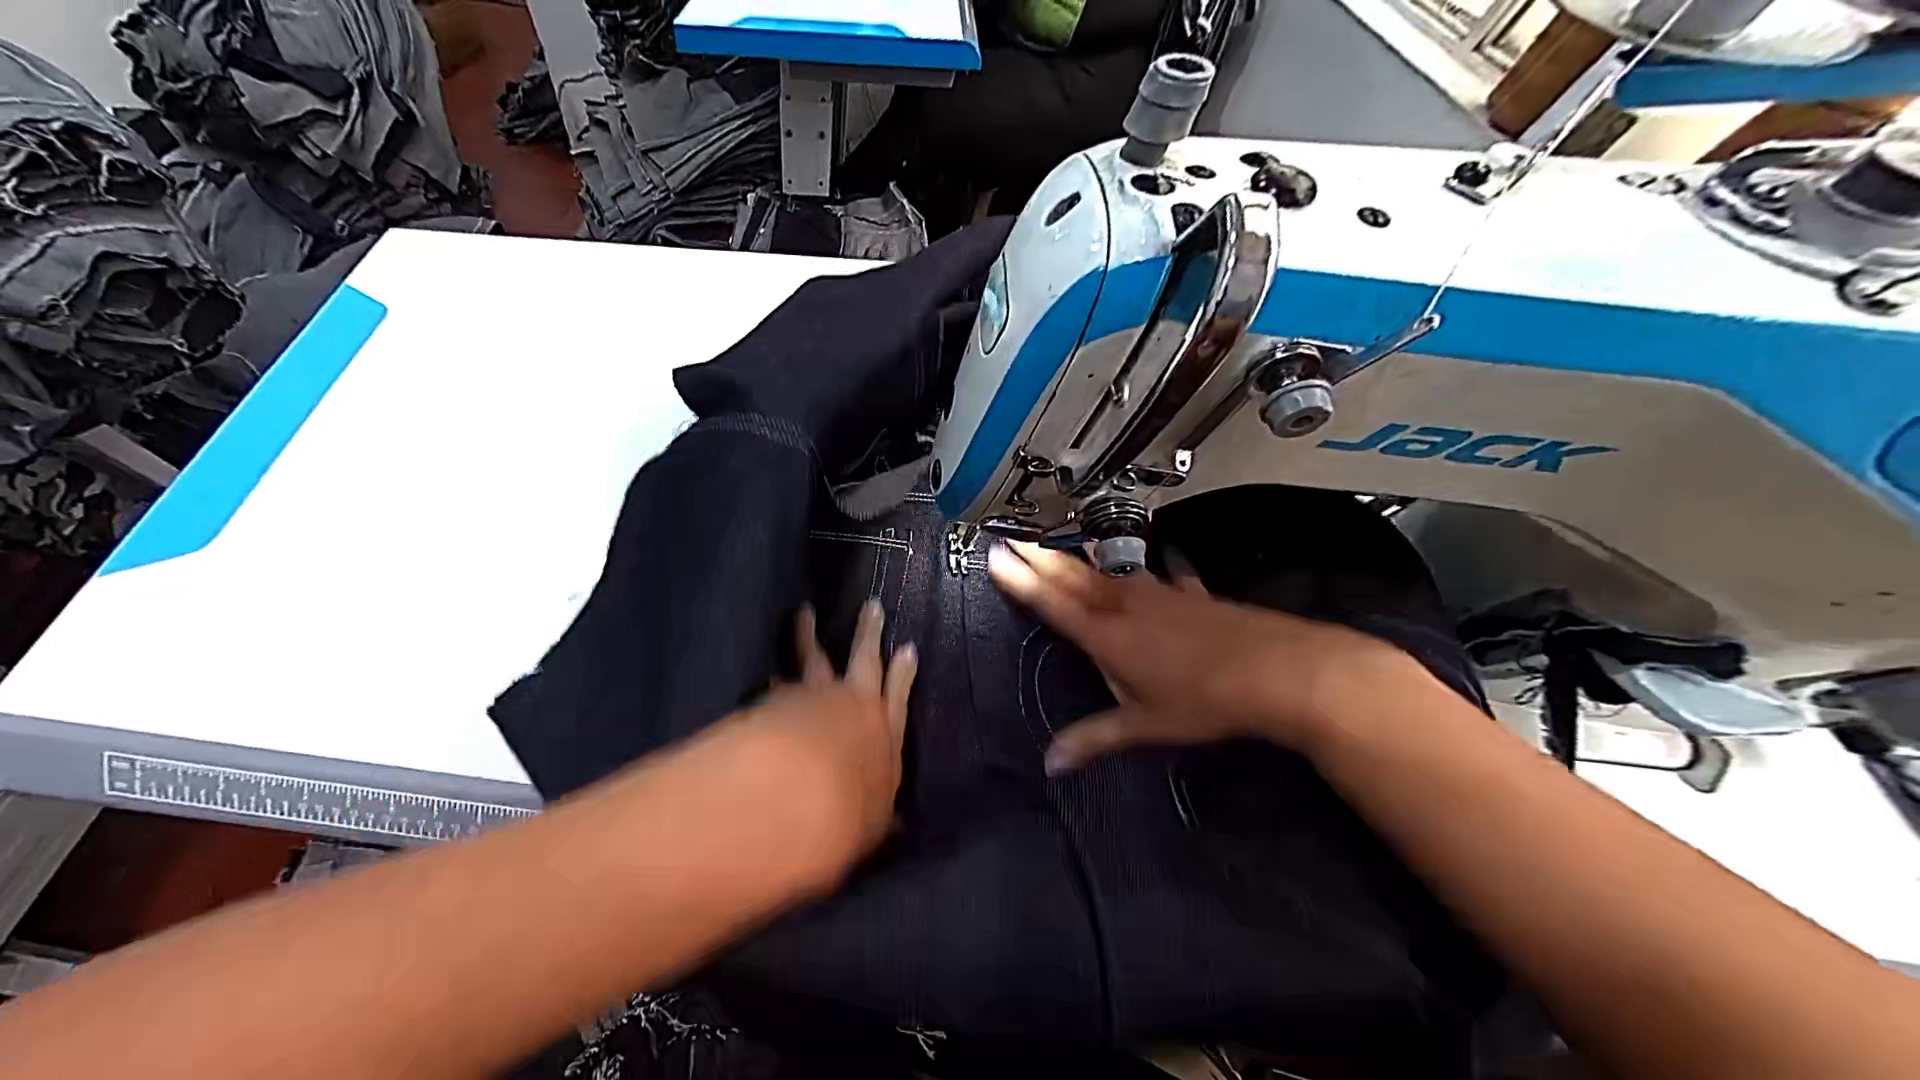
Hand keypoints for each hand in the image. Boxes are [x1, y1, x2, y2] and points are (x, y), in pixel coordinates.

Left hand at [722, 599, 916, 878]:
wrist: (803, 799)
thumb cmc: (847, 820)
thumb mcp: (872, 828)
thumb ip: (880, 819)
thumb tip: (896, 825)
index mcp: (886, 738)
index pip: (899, 699)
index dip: (903, 674)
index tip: (907, 649)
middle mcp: (857, 708)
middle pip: (866, 661)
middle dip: (869, 634)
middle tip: (871, 607)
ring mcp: (818, 698)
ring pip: (816, 658)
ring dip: (810, 635)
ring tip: (805, 612)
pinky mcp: (781, 699)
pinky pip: (779, 683)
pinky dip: (776, 677)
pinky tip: (769, 671)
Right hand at [988, 540, 1427, 770]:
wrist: (1278, 669)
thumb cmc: (1206, 700)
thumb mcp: (1146, 724)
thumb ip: (1096, 738)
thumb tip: (1053, 763)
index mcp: (1108, 636)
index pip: (1052, 603)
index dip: (1021, 580)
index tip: (997, 557)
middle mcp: (1128, 607)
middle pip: (1074, 577)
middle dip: (1041, 559)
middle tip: (1016, 540)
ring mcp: (1161, 596)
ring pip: (1110, 573)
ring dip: (1083, 561)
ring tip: (1067, 550)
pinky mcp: (1191, 596)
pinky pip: (1161, 581)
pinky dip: (1151, 575)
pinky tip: (1161, 570)